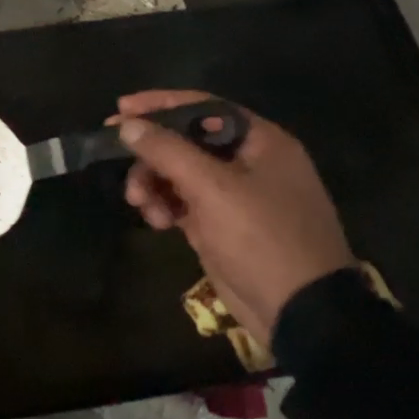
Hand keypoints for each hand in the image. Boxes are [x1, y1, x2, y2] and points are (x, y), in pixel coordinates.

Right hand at [109, 90, 354, 343]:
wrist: (301, 314)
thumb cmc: (262, 238)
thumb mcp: (212, 188)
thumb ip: (167, 150)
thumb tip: (127, 124)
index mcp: (261, 142)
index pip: (203, 107)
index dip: (159, 104)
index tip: (120, 108)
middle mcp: (250, 162)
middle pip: (187, 141)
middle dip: (152, 154)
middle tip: (117, 160)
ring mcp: (237, 196)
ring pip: (180, 173)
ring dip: (153, 182)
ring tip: (139, 202)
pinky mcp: (224, 225)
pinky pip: (185, 201)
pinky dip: (166, 206)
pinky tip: (156, 220)